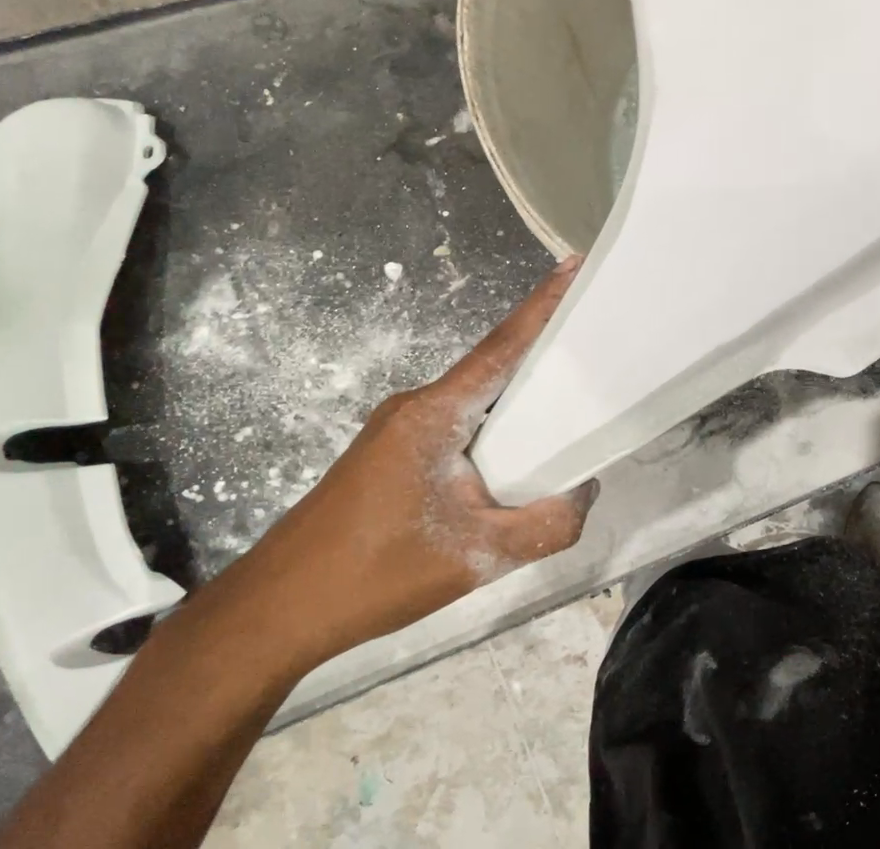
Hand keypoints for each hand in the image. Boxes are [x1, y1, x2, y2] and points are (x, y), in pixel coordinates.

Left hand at [199, 258, 598, 671]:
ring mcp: (401, 431)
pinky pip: (464, 426)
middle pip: (496, 367)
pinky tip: (528, 451)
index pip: (501, 348)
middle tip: (606, 340)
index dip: (543, 306)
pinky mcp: (397, 456)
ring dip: (526, 397)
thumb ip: (549, 525)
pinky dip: (502, 426)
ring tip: (581, 398)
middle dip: (550, 350)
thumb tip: (584, 491)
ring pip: (481, 401)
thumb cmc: (372, 576)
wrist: (273, 616)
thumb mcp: (478, 559)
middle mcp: (416, 409)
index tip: (576, 264)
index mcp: (434, 417)